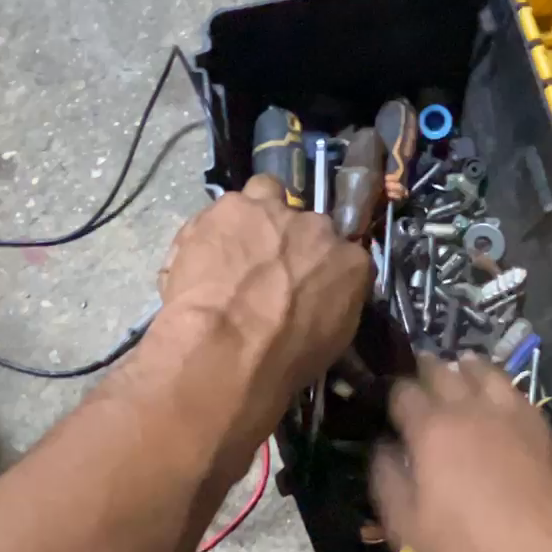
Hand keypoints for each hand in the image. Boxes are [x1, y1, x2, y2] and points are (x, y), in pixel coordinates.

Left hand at [149, 174, 371, 470]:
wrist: (228, 348)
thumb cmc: (283, 358)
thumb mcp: (330, 339)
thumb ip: (331, 301)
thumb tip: (319, 296)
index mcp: (351, 262)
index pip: (342, 251)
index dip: (319, 264)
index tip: (303, 282)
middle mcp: (318, 227)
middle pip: (303, 219)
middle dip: (287, 236)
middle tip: (265, 266)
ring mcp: (272, 211)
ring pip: (266, 192)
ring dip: (254, 213)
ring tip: (233, 246)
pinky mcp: (228, 207)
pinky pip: (223, 210)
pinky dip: (214, 229)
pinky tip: (201, 257)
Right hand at [370, 353, 551, 551]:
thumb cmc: (476, 546)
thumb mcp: (410, 529)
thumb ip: (386, 480)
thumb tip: (382, 446)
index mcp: (431, 429)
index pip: (401, 392)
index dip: (388, 392)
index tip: (384, 401)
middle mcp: (468, 407)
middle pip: (440, 370)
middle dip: (423, 370)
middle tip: (416, 376)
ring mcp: (509, 409)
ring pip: (480, 369)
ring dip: (462, 367)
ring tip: (457, 370)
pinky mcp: (540, 420)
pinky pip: (511, 385)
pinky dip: (494, 380)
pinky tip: (496, 393)